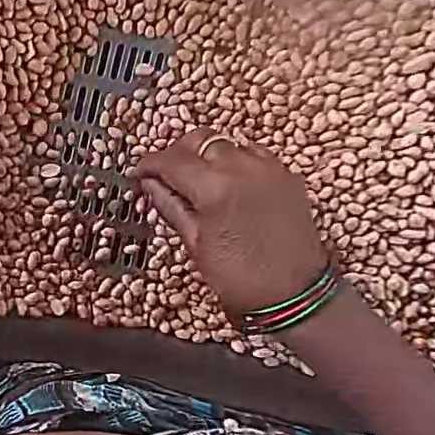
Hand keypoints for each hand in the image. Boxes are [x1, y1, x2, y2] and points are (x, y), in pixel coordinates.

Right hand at [135, 128, 329, 314]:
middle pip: (198, 140)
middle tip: (164, 175)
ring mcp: (268, 168)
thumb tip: (151, 186)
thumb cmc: (241, 277)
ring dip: (205, 155)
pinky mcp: (285, 175)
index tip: (140, 174)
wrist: (294, 293)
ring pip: (226, 143)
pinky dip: (233, 160)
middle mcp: (243, 168)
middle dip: (176, 154)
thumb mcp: (195, 243)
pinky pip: (252, 153)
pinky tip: (225, 182)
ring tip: (194, 180)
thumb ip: (171, 206)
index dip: (149, 165)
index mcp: (214, 188)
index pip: (170, 160)